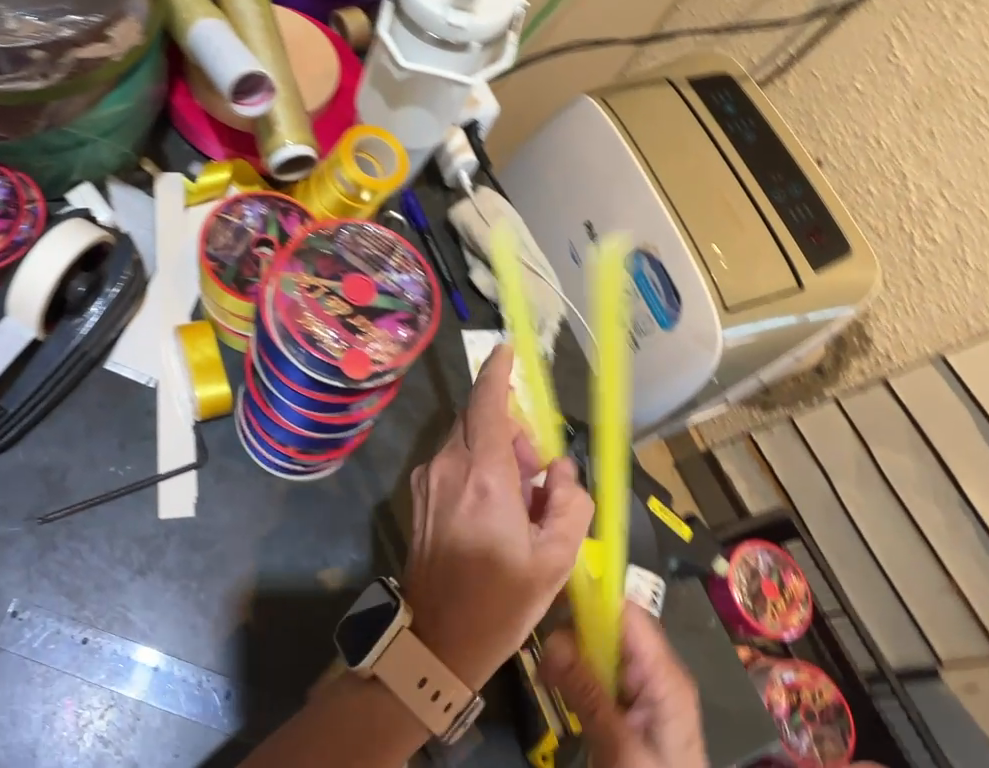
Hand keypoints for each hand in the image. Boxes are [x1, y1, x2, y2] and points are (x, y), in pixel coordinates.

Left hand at [402, 345, 592, 688]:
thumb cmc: (501, 601)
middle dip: (510, 429)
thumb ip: (569, 502)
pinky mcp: (419, 494)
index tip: (506, 349)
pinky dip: (476, 467)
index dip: (498, 372)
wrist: (436, 638)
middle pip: (478, 419)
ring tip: (518, 502)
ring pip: (464, 440)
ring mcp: (427, 479)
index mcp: (482, 476)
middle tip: (536, 475)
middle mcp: (447, 466)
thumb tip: (560, 469)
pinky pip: (452, 461)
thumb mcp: (555, 558)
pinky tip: (492, 511)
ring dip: (494, 451)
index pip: (486, 403)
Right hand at [542, 607, 706, 767]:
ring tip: (545, 677)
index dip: (593, 599)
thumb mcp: (619, 745)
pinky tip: (556, 688)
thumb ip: (587, 694)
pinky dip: (576, 678)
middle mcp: (656, 673)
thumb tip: (552, 638)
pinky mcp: (632, 707)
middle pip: (612, 630)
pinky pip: (601, 676)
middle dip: (575, 634)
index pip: (629, 614)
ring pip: (601, 652)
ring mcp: (645, 690)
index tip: (551, 597)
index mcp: (664, 675)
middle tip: (543, 654)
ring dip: (571, 658)